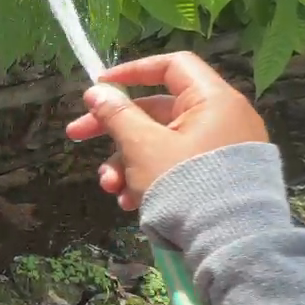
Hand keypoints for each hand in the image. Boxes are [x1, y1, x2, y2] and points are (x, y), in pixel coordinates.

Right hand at [65, 51, 268, 210]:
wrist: (229, 238)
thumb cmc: (184, 181)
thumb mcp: (141, 146)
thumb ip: (117, 115)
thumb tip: (96, 91)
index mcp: (212, 101)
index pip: (171, 66)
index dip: (132, 71)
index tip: (98, 86)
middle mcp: (220, 118)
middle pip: (155, 110)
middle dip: (113, 129)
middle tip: (75, 136)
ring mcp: (219, 148)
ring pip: (158, 142)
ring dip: (125, 162)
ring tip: (110, 187)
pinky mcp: (215, 174)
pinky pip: (173, 164)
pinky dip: (146, 177)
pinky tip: (130, 201)